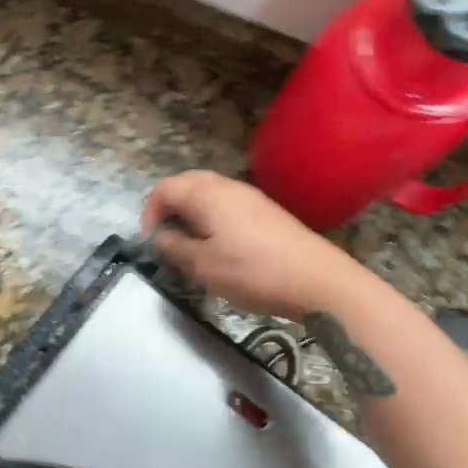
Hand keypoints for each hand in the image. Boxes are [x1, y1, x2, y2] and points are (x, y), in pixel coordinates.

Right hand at [142, 170, 367, 318]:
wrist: (316, 280)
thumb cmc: (252, 271)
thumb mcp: (203, 265)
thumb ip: (174, 247)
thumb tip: (158, 237)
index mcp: (207, 193)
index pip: (164, 188)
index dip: (150, 213)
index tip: (151, 242)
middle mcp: (228, 187)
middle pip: (187, 186)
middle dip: (170, 211)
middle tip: (167, 243)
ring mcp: (251, 198)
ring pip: (210, 197)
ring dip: (193, 217)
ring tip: (191, 250)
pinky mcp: (267, 214)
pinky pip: (229, 209)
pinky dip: (214, 223)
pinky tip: (220, 251)